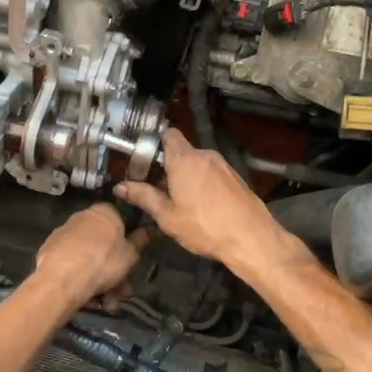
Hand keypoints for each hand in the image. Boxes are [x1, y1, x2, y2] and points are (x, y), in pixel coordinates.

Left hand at [34, 203, 148, 306]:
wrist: (62, 279)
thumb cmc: (103, 261)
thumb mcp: (130, 254)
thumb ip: (140, 241)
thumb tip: (152, 229)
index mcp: (103, 211)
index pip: (120, 222)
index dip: (127, 246)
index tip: (130, 266)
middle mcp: (82, 217)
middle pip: (104, 246)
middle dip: (115, 273)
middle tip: (120, 294)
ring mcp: (64, 234)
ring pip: (89, 259)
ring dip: (100, 282)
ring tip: (104, 304)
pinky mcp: (50, 251)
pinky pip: (73, 265)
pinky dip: (81, 279)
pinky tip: (86, 299)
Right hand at [114, 129, 310, 274]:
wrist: (251, 238)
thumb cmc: (204, 227)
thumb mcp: (167, 216)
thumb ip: (143, 197)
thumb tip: (120, 186)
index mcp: (185, 159)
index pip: (168, 134)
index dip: (154, 143)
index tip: (144, 161)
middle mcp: (205, 155)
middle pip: (181, 152)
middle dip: (168, 167)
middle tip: (157, 191)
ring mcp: (223, 165)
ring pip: (196, 164)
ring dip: (185, 177)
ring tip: (178, 203)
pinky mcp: (235, 177)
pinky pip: (211, 173)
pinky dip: (202, 183)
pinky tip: (201, 206)